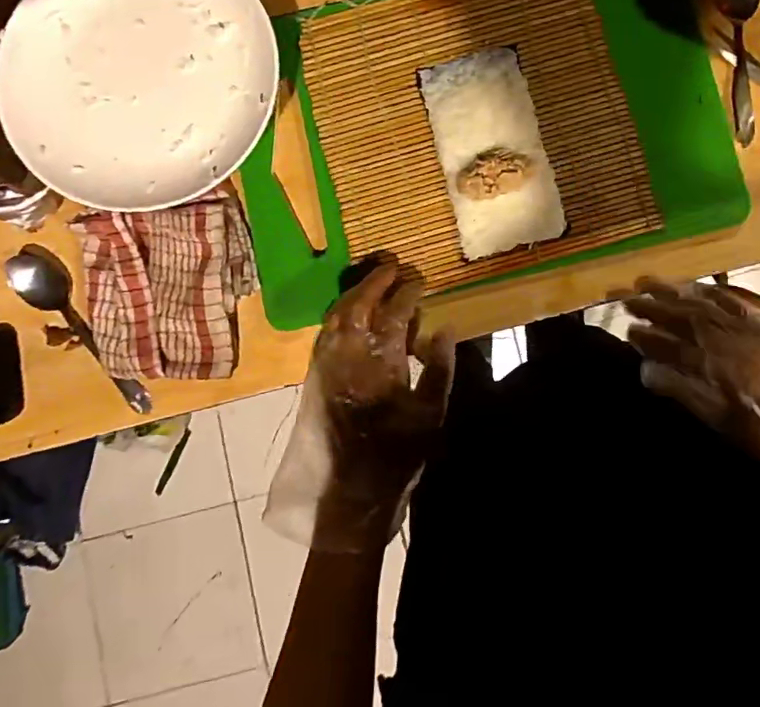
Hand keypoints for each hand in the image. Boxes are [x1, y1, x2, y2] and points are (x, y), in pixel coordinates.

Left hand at [271, 255, 454, 551]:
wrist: (351, 494)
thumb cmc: (399, 455)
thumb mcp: (431, 414)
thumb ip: (439, 368)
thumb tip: (443, 328)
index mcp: (380, 367)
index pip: (394, 315)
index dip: (408, 292)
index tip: (422, 279)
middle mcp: (348, 360)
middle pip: (358, 306)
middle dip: (376, 281)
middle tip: (394, 264)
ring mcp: (327, 367)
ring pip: (336, 315)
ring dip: (355, 292)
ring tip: (375, 278)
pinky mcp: (315, 377)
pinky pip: (325, 331)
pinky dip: (339, 311)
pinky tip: (352, 308)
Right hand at [622, 278, 759, 509]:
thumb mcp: (724, 427)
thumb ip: (686, 395)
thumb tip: (647, 371)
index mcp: (720, 369)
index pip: (673, 345)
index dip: (647, 336)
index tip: (625, 329)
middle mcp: (733, 342)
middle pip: (685, 317)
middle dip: (653, 305)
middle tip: (625, 296)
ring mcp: (751, 332)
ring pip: (706, 304)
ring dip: (675, 291)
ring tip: (649, 281)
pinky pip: (733, 302)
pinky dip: (710, 291)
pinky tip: (695, 286)